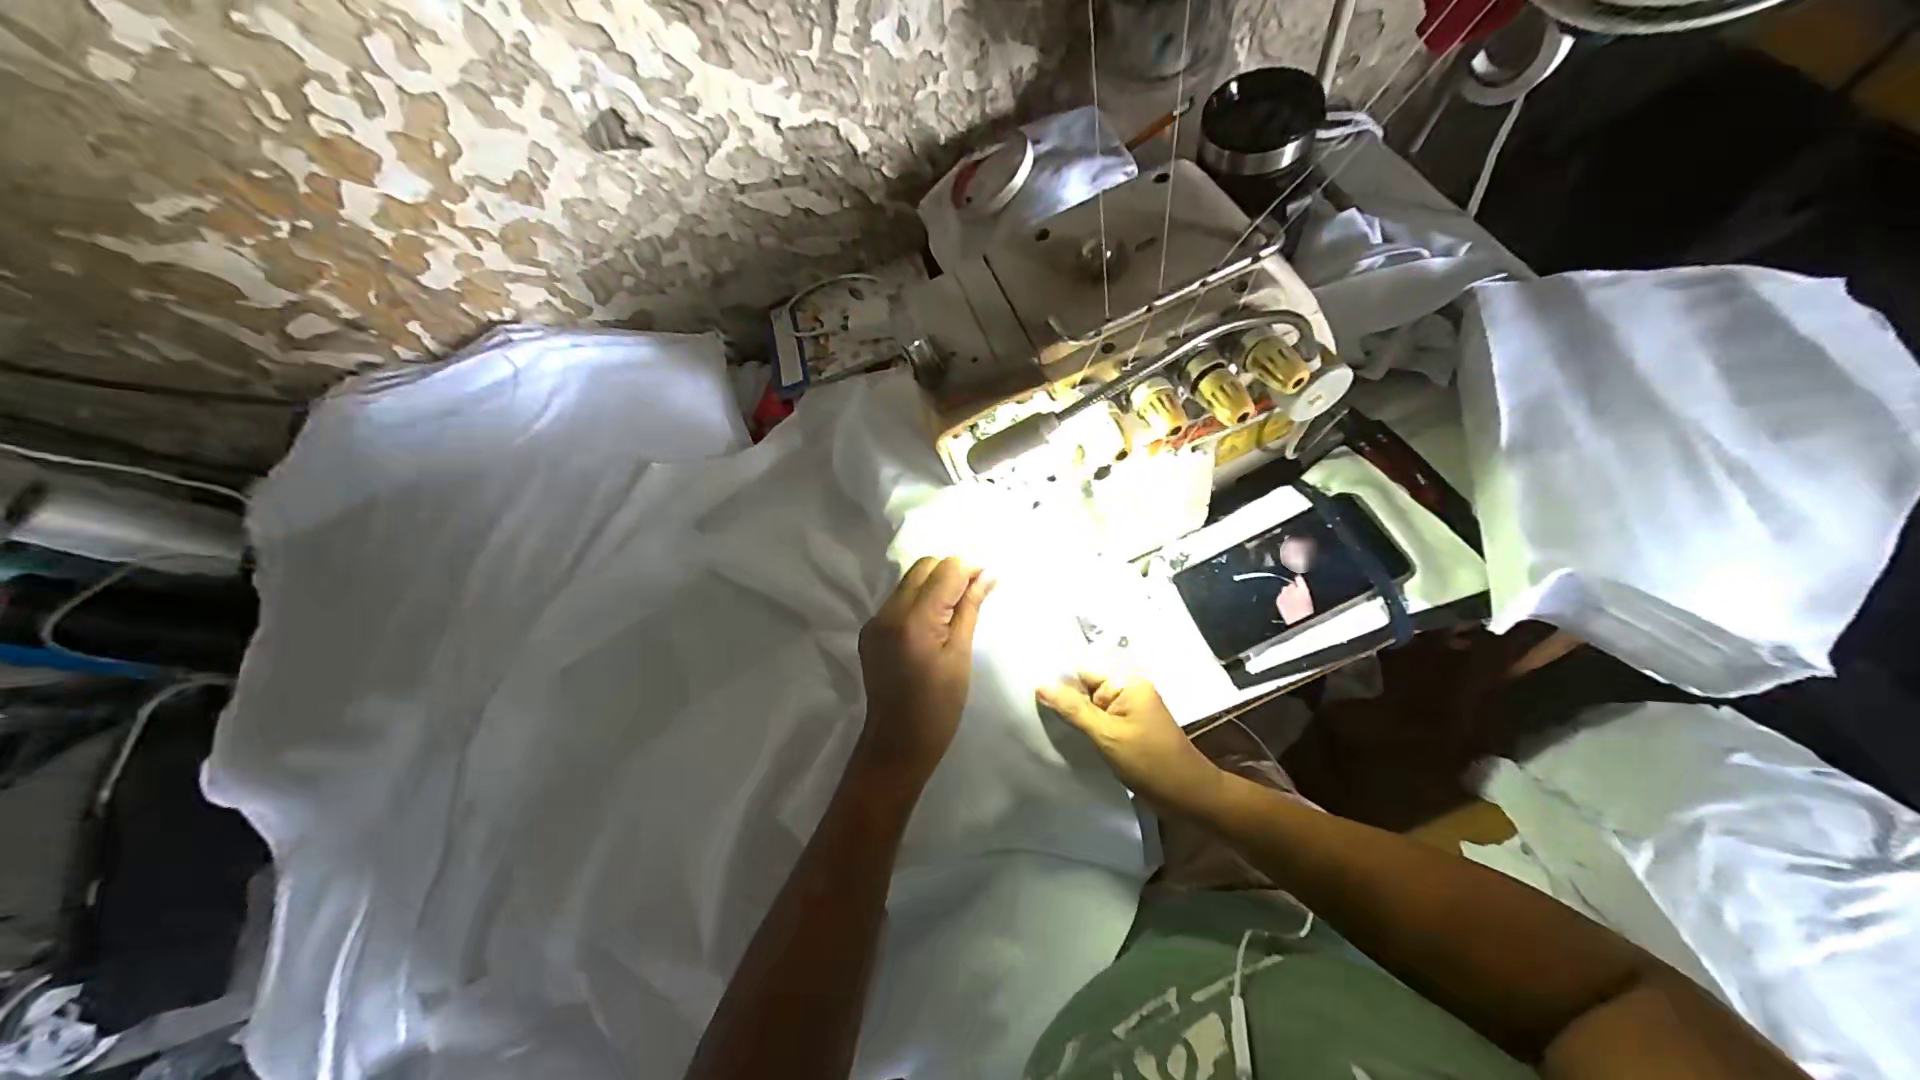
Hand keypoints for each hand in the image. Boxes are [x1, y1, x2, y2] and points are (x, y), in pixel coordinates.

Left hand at [855, 556, 993, 788]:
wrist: (897, 742)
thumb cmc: (939, 706)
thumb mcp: (961, 656)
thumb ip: (970, 609)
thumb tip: (986, 575)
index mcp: (914, 620)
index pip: (945, 570)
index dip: (968, 571)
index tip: (985, 583)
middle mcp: (888, 612)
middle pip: (923, 567)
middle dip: (950, 573)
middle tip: (972, 596)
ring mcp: (875, 621)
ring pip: (909, 580)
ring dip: (934, 585)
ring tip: (953, 611)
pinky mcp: (870, 631)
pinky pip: (898, 600)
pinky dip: (918, 600)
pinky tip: (932, 625)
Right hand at [1036, 673, 1223, 813]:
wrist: (1186, 794)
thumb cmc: (1149, 761)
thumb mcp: (1107, 735)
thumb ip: (1073, 709)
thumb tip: (1041, 685)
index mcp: (1128, 682)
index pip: (1084, 670)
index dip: (1060, 680)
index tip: (1032, 690)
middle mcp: (1128, 690)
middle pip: (1086, 686)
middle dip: (1065, 698)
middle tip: (1033, 708)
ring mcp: (1129, 709)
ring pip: (1090, 705)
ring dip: (1074, 715)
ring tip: (1045, 721)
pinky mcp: (1127, 727)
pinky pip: (1099, 720)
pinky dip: (1085, 727)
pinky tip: (1067, 735)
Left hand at [1276, 576, 1313, 624]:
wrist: (1298, 621)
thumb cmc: (1307, 613)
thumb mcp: (1309, 600)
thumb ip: (1303, 591)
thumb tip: (1299, 586)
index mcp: (1303, 589)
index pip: (1298, 578)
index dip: (1298, 579)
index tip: (1298, 579)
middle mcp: (1292, 589)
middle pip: (1290, 585)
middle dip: (1292, 588)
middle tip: (1295, 597)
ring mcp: (1284, 594)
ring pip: (1284, 589)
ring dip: (1287, 593)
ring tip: (1291, 601)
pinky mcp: (1279, 600)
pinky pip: (1280, 596)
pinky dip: (1282, 598)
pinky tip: (1287, 605)